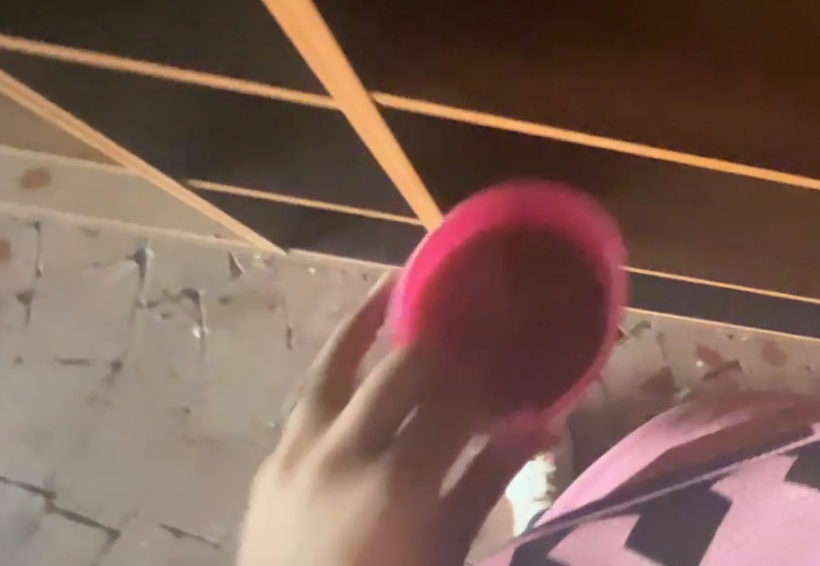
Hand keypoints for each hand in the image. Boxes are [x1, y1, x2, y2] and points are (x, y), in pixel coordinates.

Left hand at [238, 275, 548, 565]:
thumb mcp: (448, 548)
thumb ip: (492, 477)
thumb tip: (547, 423)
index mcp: (397, 484)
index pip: (458, 399)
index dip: (491, 372)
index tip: (515, 352)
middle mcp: (343, 454)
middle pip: (404, 368)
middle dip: (445, 343)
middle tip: (475, 323)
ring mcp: (297, 455)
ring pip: (337, 363)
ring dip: (373, 320)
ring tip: (400, 280)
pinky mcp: (272, 463)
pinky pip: (309, 395)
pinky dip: (339, 360)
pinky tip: (360, 341)